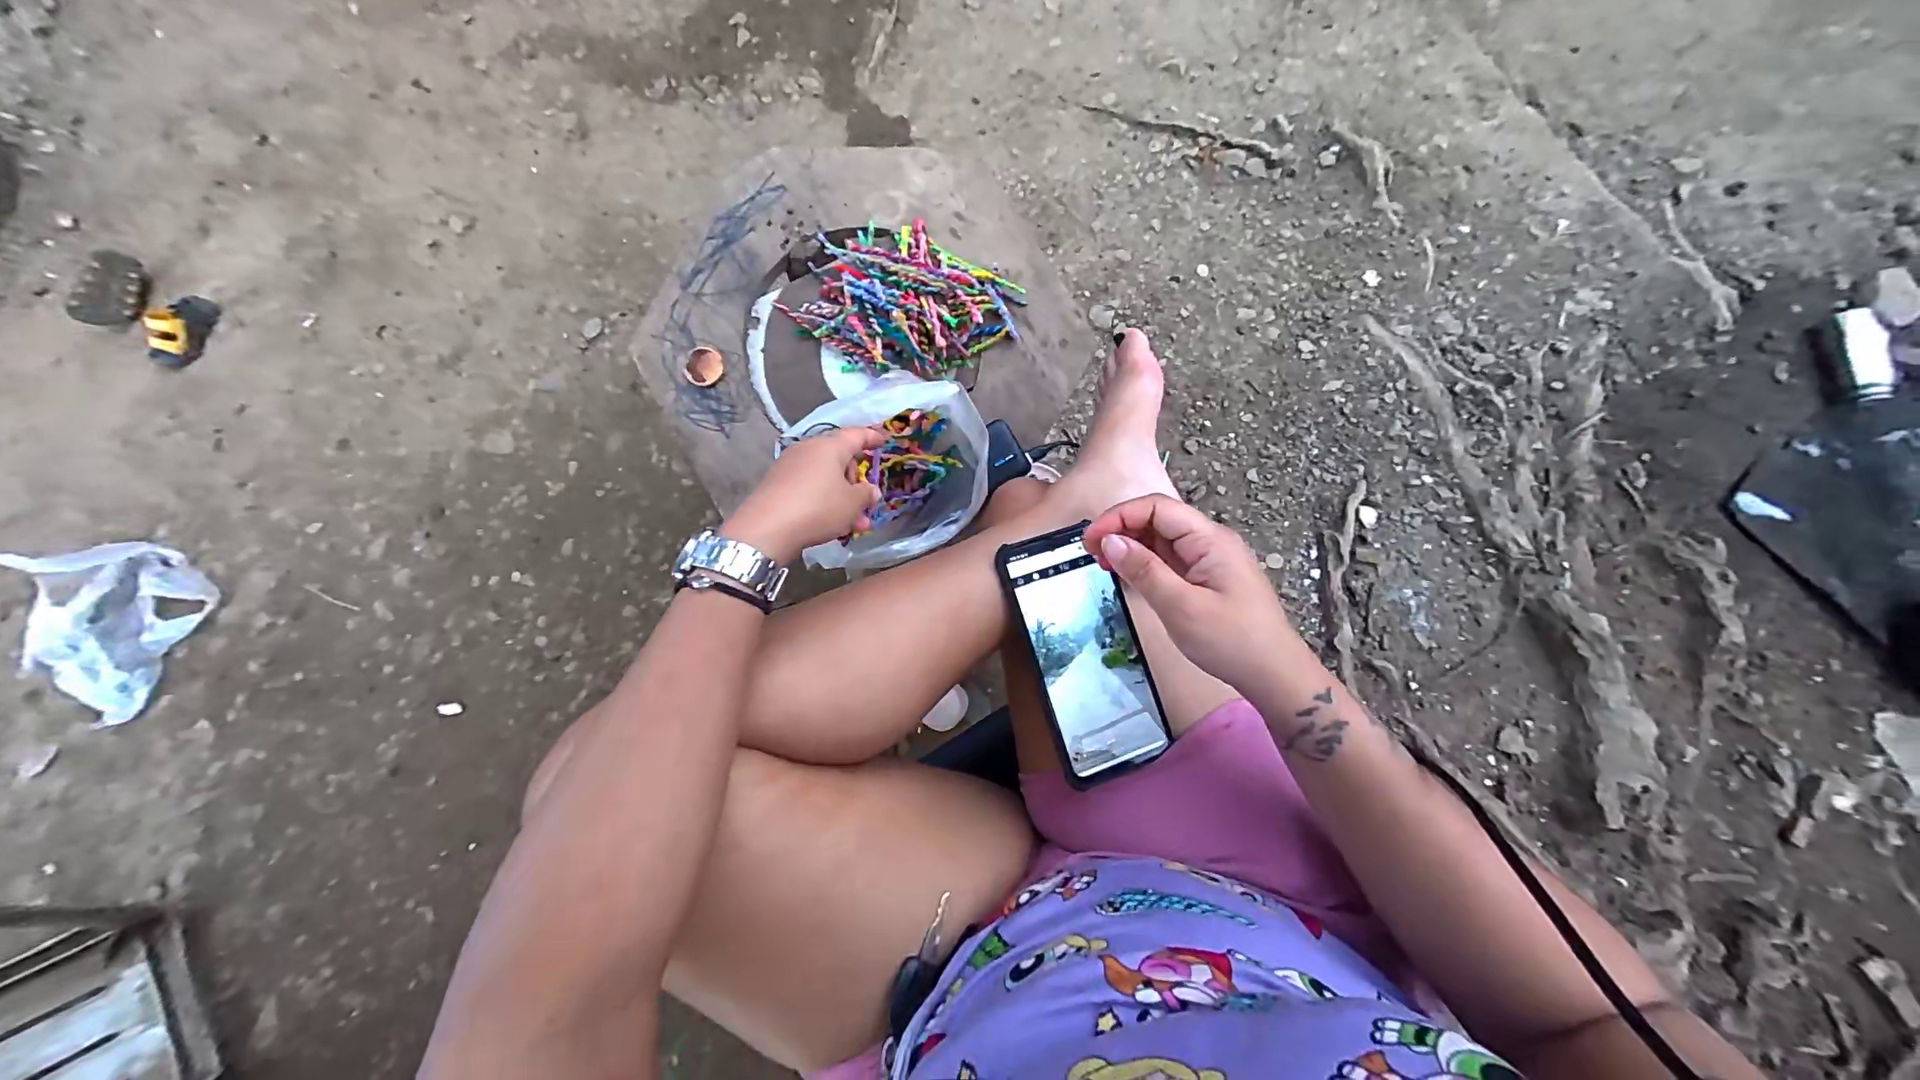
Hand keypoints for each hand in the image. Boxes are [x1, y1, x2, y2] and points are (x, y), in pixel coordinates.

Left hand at [723, 426, 885, 562]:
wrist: (767, 528)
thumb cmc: (818, 508)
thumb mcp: (852, 504)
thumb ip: (866, 494)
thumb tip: (870, 490)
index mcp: (829, 447)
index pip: (856, 435)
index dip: (872, 437)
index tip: (883, 441)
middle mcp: (808, 450)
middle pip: (839, 459)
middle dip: (855, 482)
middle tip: (864, 505)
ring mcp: (789, 466)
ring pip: (825, 478)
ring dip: (841, 498)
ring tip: (853, 525)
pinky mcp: (777, 484)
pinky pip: (809, 488)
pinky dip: (823, 501)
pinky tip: (830, 524)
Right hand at [1083, 494, 1296, 693]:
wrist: (1274, 675)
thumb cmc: (1232, 641)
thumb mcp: (1181, 606)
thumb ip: (1144, 570)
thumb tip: (1109, 541)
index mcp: (1209, 540)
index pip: (1157, 507)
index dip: (1119, 516)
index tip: (1091, 540)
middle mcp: (1209, 542)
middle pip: (1158, 519)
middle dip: (1121, 529)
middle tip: (1091, 553)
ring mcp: (1208, 560)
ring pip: (1161, 539)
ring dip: (1130, 546)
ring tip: (1104, 564)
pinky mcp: (1205, 578)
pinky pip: (1168, 559)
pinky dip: (1144, 563)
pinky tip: (1128, 575)